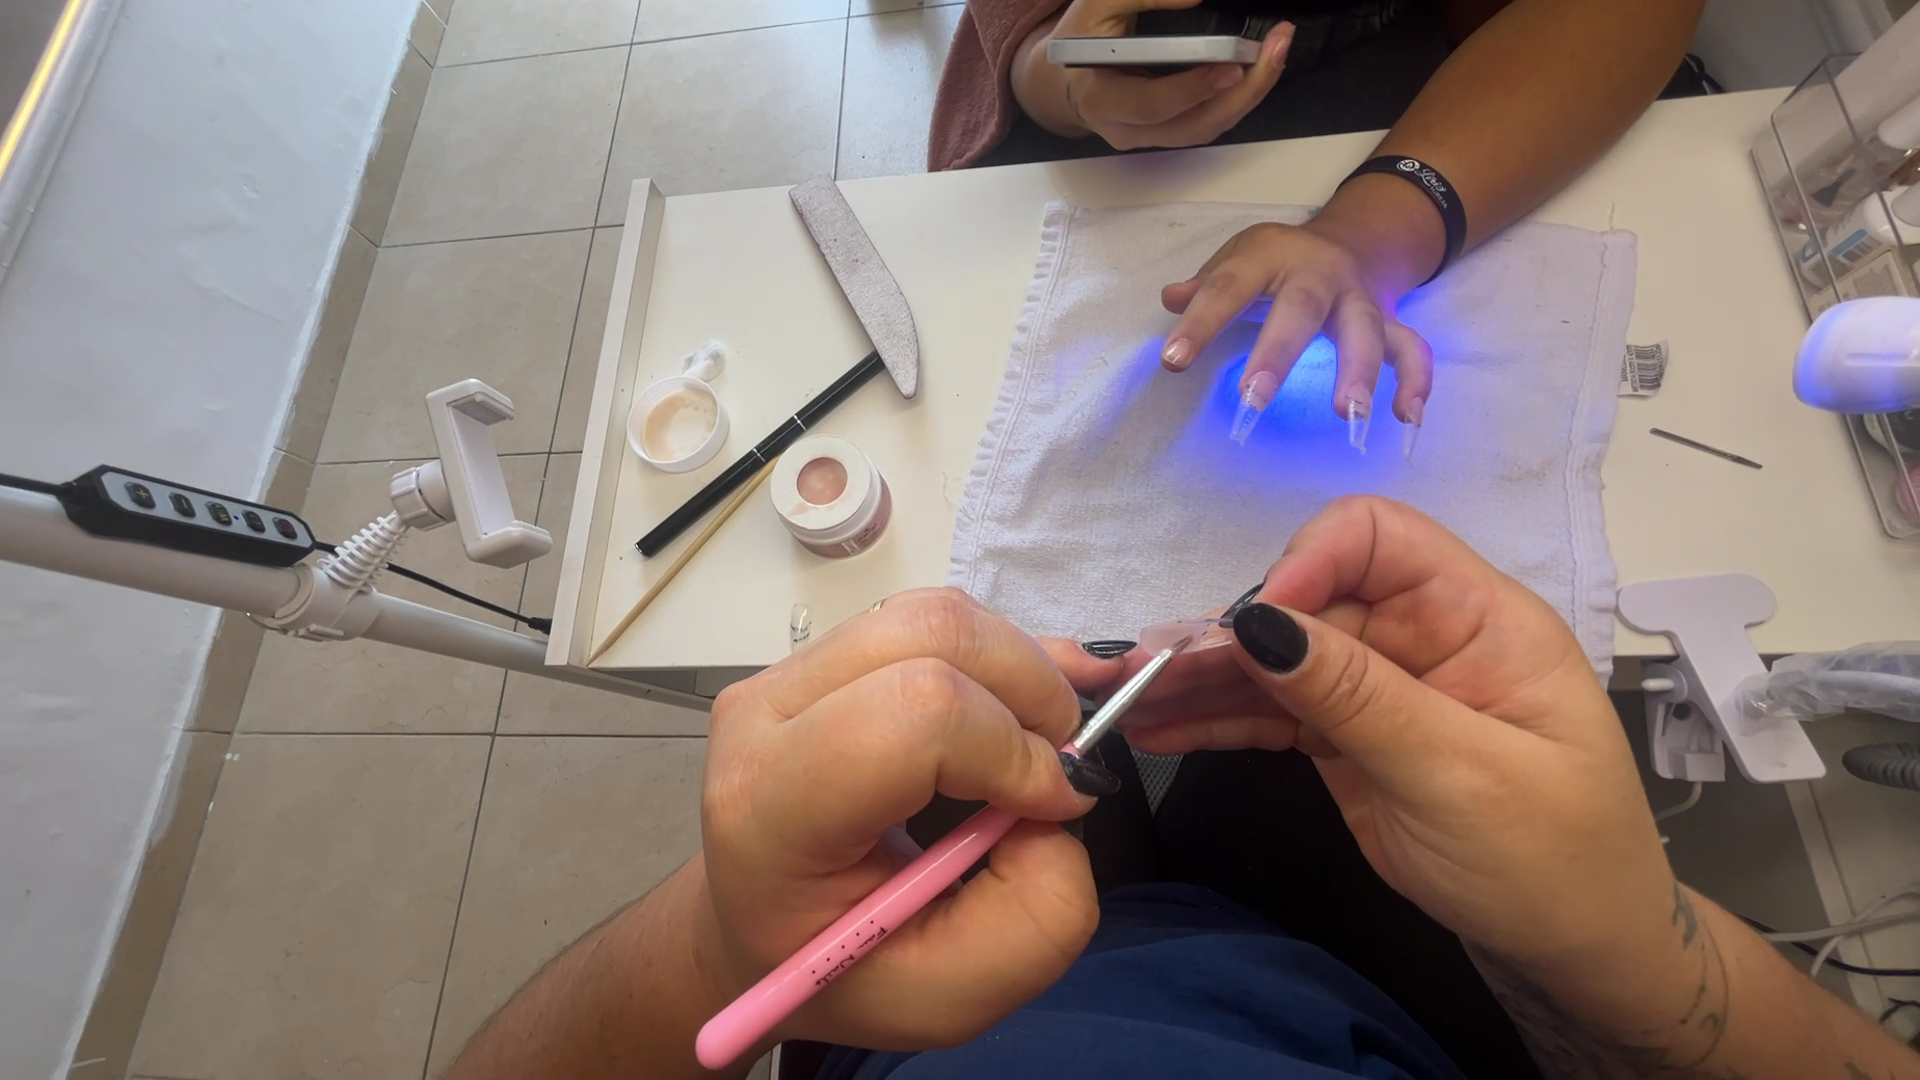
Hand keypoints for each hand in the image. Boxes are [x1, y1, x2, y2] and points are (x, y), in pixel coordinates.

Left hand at [699, 589, 1103, 1053]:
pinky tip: (1025, 692)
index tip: (1059, 801)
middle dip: (1029, 685)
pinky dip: (995, 648)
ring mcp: (787, 669)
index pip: (912, 718)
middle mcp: (764, 713)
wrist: (759, 917)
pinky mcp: (820, 652)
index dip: (1008, 748)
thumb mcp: (947, 994)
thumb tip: (1063, 791)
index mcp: (770, 809)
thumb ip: (1037, 915)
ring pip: (933, 613)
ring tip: (1046, 727)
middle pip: (929, 636)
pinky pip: (925, 617)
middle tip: (1065, 753)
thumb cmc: (837, 967)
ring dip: (1017, 661)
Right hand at [1014, 0, 1292, 149]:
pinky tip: (1260, 65)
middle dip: (1241, 92)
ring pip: (1205, 129)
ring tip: (1278, 50)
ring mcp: (1149, 138)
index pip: (1150, 105)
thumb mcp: (1100, 3)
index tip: (1234, 65)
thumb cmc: (1084, 35)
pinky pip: (1207, 123)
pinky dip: (1238, 97)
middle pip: (1190, 127)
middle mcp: (1126, 130)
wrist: (1069, 77)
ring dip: (1248, 95)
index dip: (1192, 89)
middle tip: (1277, 45)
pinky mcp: (1166, 133)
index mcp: (1102, 100)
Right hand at [1117, 497, 1676, 972]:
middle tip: (1151, 672)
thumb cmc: (1553, 863)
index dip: (1309, 561)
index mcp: (1472, 617)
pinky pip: (1264, 709)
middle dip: (1225, 635)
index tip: (1254, 626)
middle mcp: (1411, 634)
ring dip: (1200, 679)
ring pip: (1268, 658)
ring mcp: (1368, 683)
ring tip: (1134, 701)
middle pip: (1299, 602)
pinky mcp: (1334, 728)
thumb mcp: (1460, 776)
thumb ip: (1356, 695)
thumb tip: (1258, 624)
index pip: (1377, 539)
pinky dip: (1212, 719)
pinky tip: (1160, 728)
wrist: (1569, 955)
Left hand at [1161, 219, 1433, 426]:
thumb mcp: (1235, 260)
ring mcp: (1358, 297)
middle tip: (1251, 399)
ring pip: (1365, 328)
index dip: (1200, 324)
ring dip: (1359, 370)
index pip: (1228, 288)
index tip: (1173, 362)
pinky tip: (1407, 417)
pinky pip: (1410, 347)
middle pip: (1300, 309)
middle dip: (1277, 354)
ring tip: (1346, 413)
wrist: (1348, 239)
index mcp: (1269, 256)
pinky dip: (1415, 380)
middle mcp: (1319, 274)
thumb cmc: (1272, 264)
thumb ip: (1205, 285)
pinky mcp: (1388, 321)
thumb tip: (1171, 298)